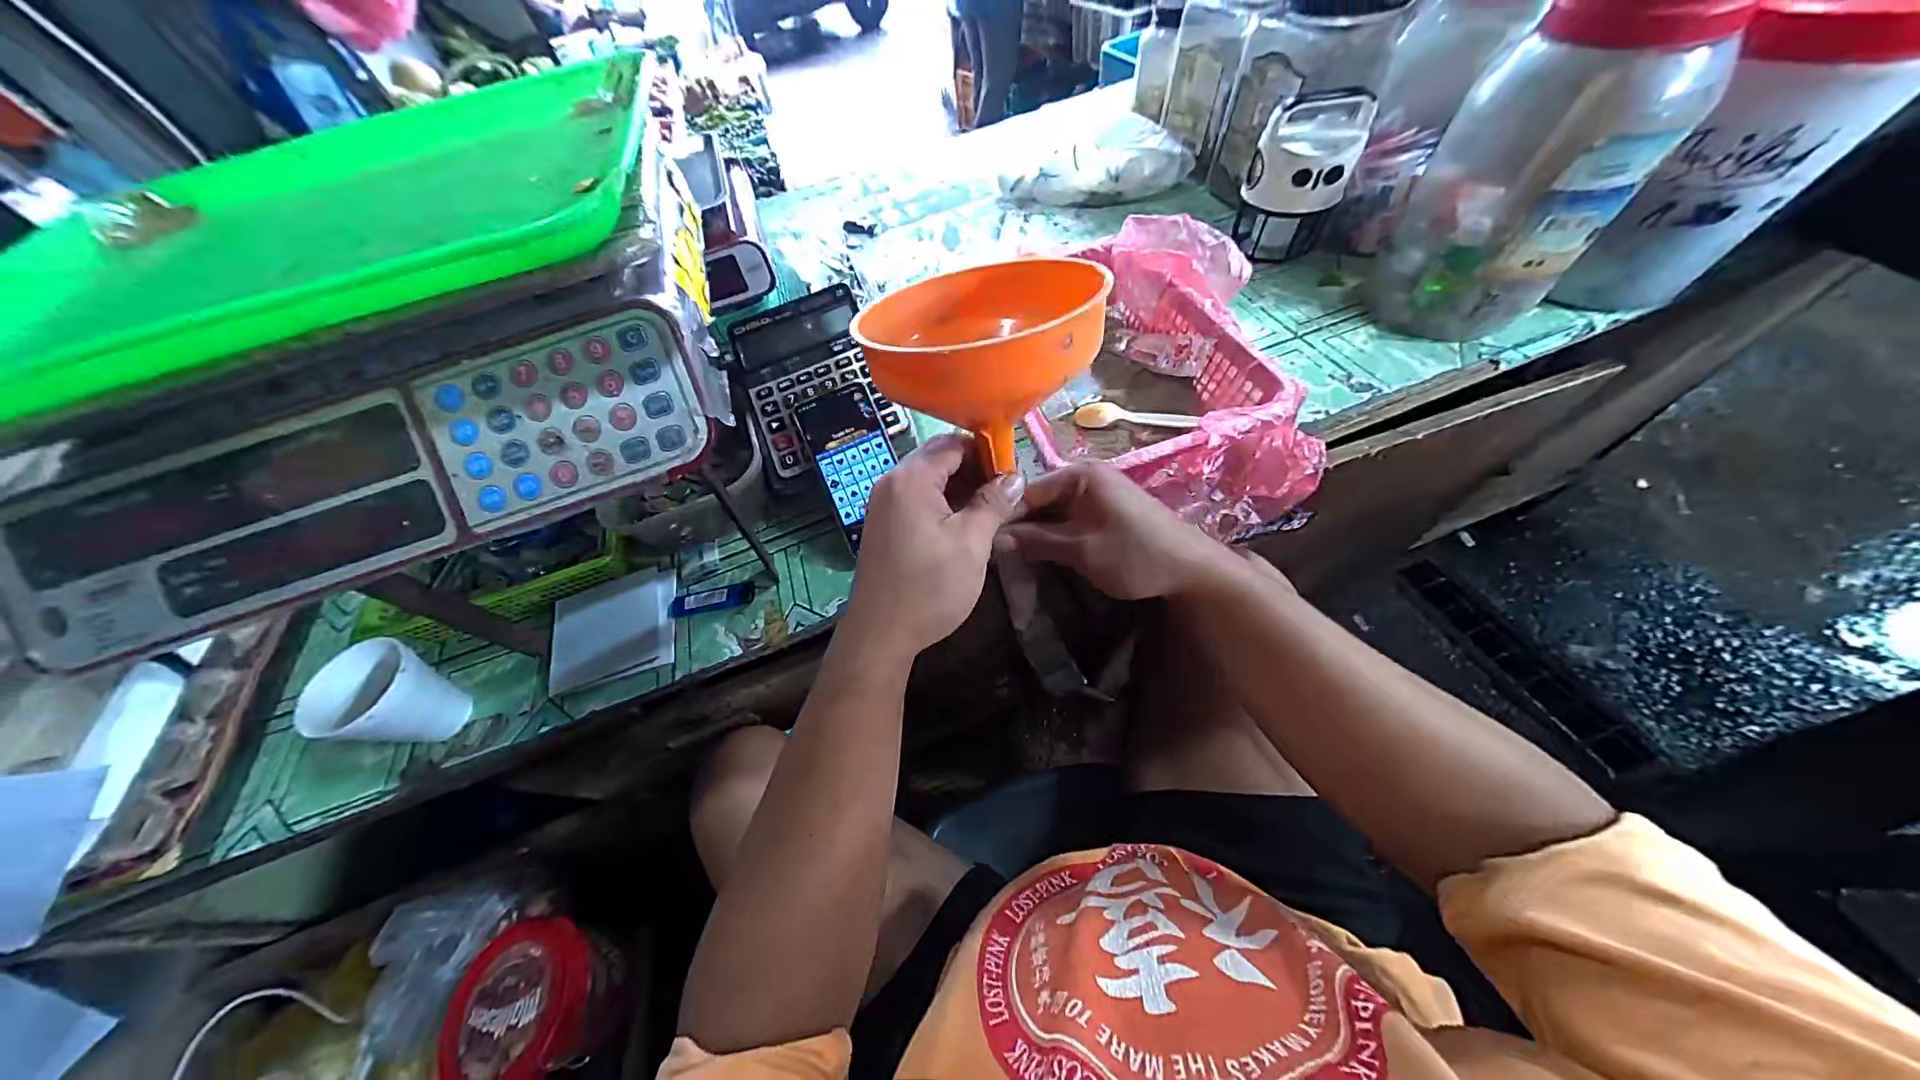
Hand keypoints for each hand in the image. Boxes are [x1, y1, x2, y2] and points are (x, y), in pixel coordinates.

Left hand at [842, 434, 1025, 656]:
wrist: (880, 633)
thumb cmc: (930, 586)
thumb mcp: (971, 543)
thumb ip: (993, 503)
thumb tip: (1014, 478)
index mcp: (911, 479)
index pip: (953, 443)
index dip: (987, 451)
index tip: (1013, 473)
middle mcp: (891, 483)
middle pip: (938, 459)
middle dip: (974, 470)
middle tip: (1005, 494)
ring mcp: (883, 505)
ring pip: (928, 481)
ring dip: (959, 489)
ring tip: (990, 512)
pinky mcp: (883, 526)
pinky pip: (916, 501)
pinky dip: (942, 505)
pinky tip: (963, 527)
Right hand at [999, 462, 1254, 599]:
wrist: (1191, 569)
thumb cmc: (1135, 554)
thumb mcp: (1081, 550)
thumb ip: (1037, 541)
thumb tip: (996, 538)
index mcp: (1080, 475)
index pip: (1026, 490)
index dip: (1004, 516)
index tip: (983, 540)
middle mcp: (1087, 475)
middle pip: (1039, 499)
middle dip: (1019, 524)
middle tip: (995, 552)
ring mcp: (1098, 492)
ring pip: (1053, 510)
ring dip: (1037, 532)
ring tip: (1012, 555)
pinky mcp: (1106, 510)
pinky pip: (1069, 517)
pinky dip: (1056, 534)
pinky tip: (1041, 552)